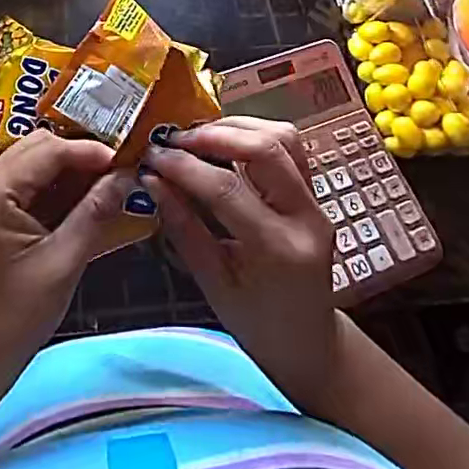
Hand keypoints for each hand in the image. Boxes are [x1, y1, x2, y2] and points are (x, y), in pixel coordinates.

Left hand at [0, 129, 122, 386]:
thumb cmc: (14, 319)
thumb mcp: (62, 264)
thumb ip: (94, 214)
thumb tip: (127, 177)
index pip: (48, 151)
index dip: (91, 152)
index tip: (129, 161)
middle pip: (38, 148)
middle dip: (81, 157)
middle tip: (122, 172)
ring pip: (34, 164)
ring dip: (71, 171)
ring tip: (111, 184)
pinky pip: (27, 185)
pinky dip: (57, 189)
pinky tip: (87, 200)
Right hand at [141, 116, 351, 412]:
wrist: (307, 342)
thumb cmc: (255, 322)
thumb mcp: (211, 282)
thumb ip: (183, 227)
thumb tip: (152, 181)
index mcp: (278, 249)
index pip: (226, 189)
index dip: (183, 167)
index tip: (150, 157)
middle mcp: (306, 218)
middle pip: (266, 148)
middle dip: (213, 135)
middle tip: (173, 139)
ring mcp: (317, 202)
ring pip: (283, 137)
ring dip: (236, 127)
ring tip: (196, 136)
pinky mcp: (316, 193)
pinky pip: (290, 147)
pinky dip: (253, 134)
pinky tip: (224, 142)